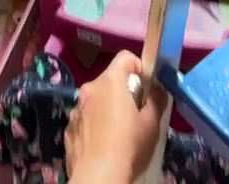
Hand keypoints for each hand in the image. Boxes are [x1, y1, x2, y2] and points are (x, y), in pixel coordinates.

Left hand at [65, 51, 166, 182]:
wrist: (98, 178)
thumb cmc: (128, 147)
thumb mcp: (151, 125)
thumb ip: (157, 101)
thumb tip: (159, 89)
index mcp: (111, 81)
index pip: (125, 57)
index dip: (138, 67)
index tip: (146, 87)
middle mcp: (90, 88)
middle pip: (110, 79)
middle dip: (123, 91)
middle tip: (136, 113)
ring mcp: (77, 108)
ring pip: (96, 100)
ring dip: (107, 108)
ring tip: (118, 133)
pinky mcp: (69, 127)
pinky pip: (85, 118)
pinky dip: (94, 125)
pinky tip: (103, 145)